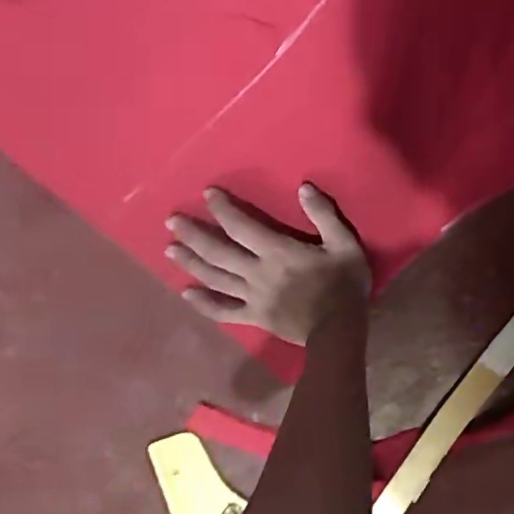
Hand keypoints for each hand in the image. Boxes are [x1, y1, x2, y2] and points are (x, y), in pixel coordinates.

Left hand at [165, 183, 371, 344]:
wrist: (338, 325)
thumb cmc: (344, 280)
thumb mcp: (344, 242)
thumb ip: (323, 214)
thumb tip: (303, 188)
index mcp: (278, 251)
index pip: (242, 226)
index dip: (224, 209)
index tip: (207, 194)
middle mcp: (256, 272)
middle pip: (218, 251)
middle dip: (194, 234)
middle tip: (171, 220)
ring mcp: (251, 296)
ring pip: (214, 277)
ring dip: (190, 262)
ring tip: (170, 249)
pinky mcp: (253, 316)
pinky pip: (222, 310)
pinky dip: (202, 302)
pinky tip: (186, 293)